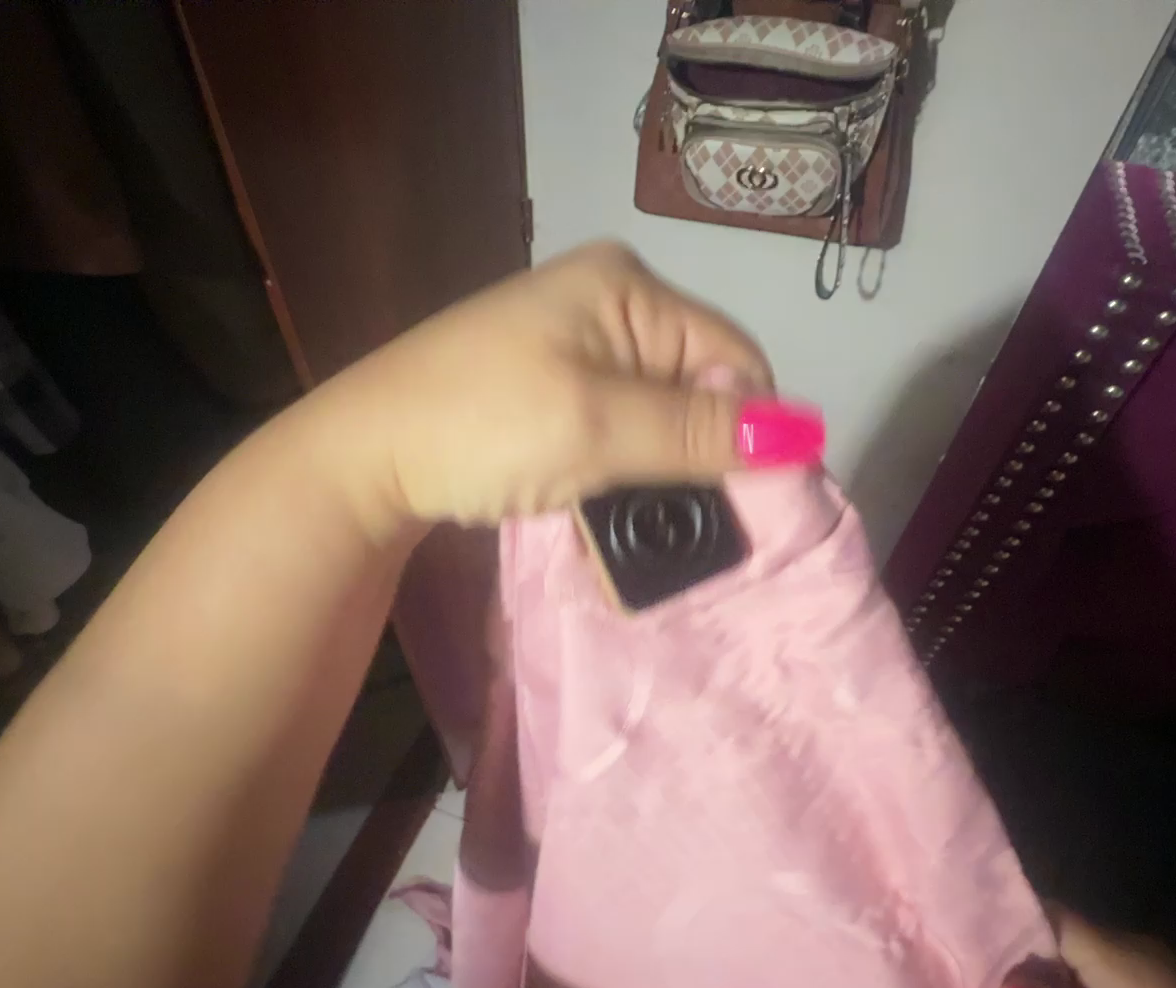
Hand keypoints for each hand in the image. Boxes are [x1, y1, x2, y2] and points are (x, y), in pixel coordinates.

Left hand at [317, 241, 822, 530]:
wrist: (367, 455)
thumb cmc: (481, 427)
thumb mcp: (600, 428)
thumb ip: (701, 431)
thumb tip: (808, 432)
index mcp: (627, 286)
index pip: (734, 356)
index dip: (748, 427)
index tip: (740, 499)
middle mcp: (611, 301)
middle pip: (701, 382)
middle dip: (704, 449)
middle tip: (688, 513)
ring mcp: (579, 341)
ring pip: (665, 408)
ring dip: (668, 462)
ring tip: (651, 510)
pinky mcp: (557, 381)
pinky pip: (626, 419)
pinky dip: (633, 460)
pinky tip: (619, 493)